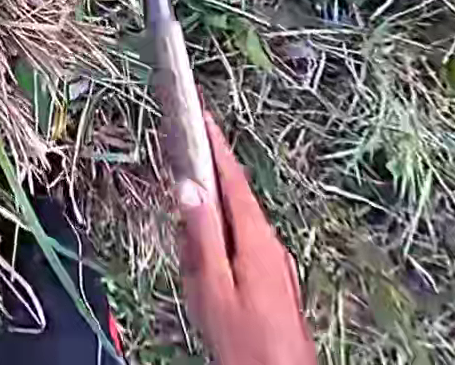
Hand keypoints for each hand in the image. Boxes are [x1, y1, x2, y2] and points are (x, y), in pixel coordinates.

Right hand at [177, 113, 315, 364]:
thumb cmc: (243, 340)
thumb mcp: (213, 285)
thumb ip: (200, 233)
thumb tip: (188, 185)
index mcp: (257, 239)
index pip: (233, 178)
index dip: (217, 144)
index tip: (202, 114)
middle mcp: (271, 244)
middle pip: (233, 201)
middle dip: (203, 194)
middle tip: (179, 201)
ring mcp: (276, 264)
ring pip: (235, 227)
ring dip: (209, 228)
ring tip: (192, 261)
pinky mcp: (274, 282)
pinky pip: (241, 247)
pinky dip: (220, 244)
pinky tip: (207, 271)